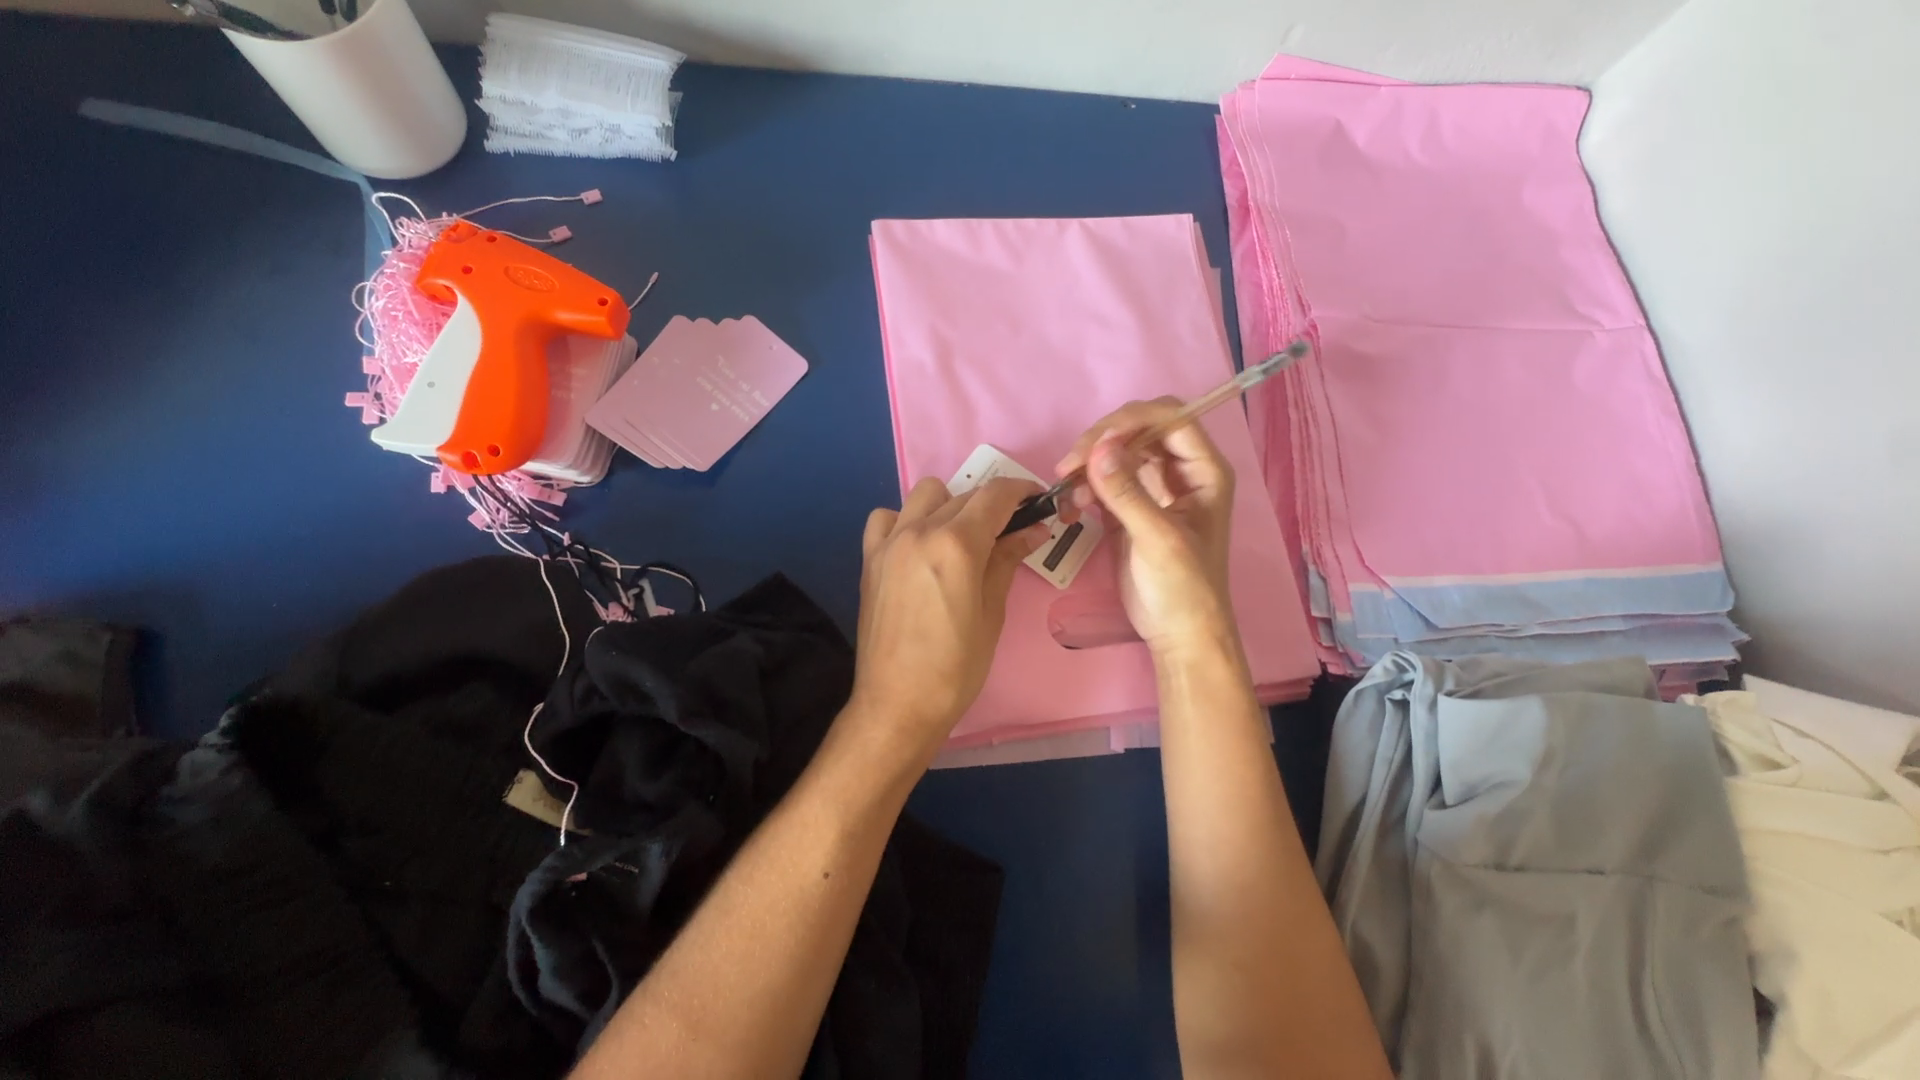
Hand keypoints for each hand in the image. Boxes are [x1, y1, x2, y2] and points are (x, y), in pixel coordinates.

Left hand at [847, 476, 1049, 758]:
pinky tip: (919, 546)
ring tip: (963, 537)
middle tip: (1012, 532)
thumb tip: (1033, 529)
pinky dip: (906, 520)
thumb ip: (1007, 560)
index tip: (1038, 500)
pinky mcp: (869, 559)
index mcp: (956, 545)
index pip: (995, 495)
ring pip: (925, 495)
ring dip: (951, 504)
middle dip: (993, 505)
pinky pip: (886, 518)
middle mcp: (920, 531)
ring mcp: (890, 543)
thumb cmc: (955, 668)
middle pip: (965, 495)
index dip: (1022, 491)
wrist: (897, 703)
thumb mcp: (992, 613)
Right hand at [1057, 398, 1238, 657]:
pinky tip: (1070, 506)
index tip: (1097, 444)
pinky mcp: (1128, 508)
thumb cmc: (1184, 588)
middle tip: (1070, 464)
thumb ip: (1127, 492)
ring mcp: (1152, 489)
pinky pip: (1102, 481)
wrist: (1178, 635)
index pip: (1171, 418)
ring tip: (1067, 491)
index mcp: (1203, 471)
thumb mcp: (1158, 539)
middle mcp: (1180, 471)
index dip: (1133, 421)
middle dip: (1103, 440)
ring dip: (1088, 464)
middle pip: (1138, 429)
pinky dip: (1084, 487)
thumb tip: (1098, 448)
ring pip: (1116, 453)